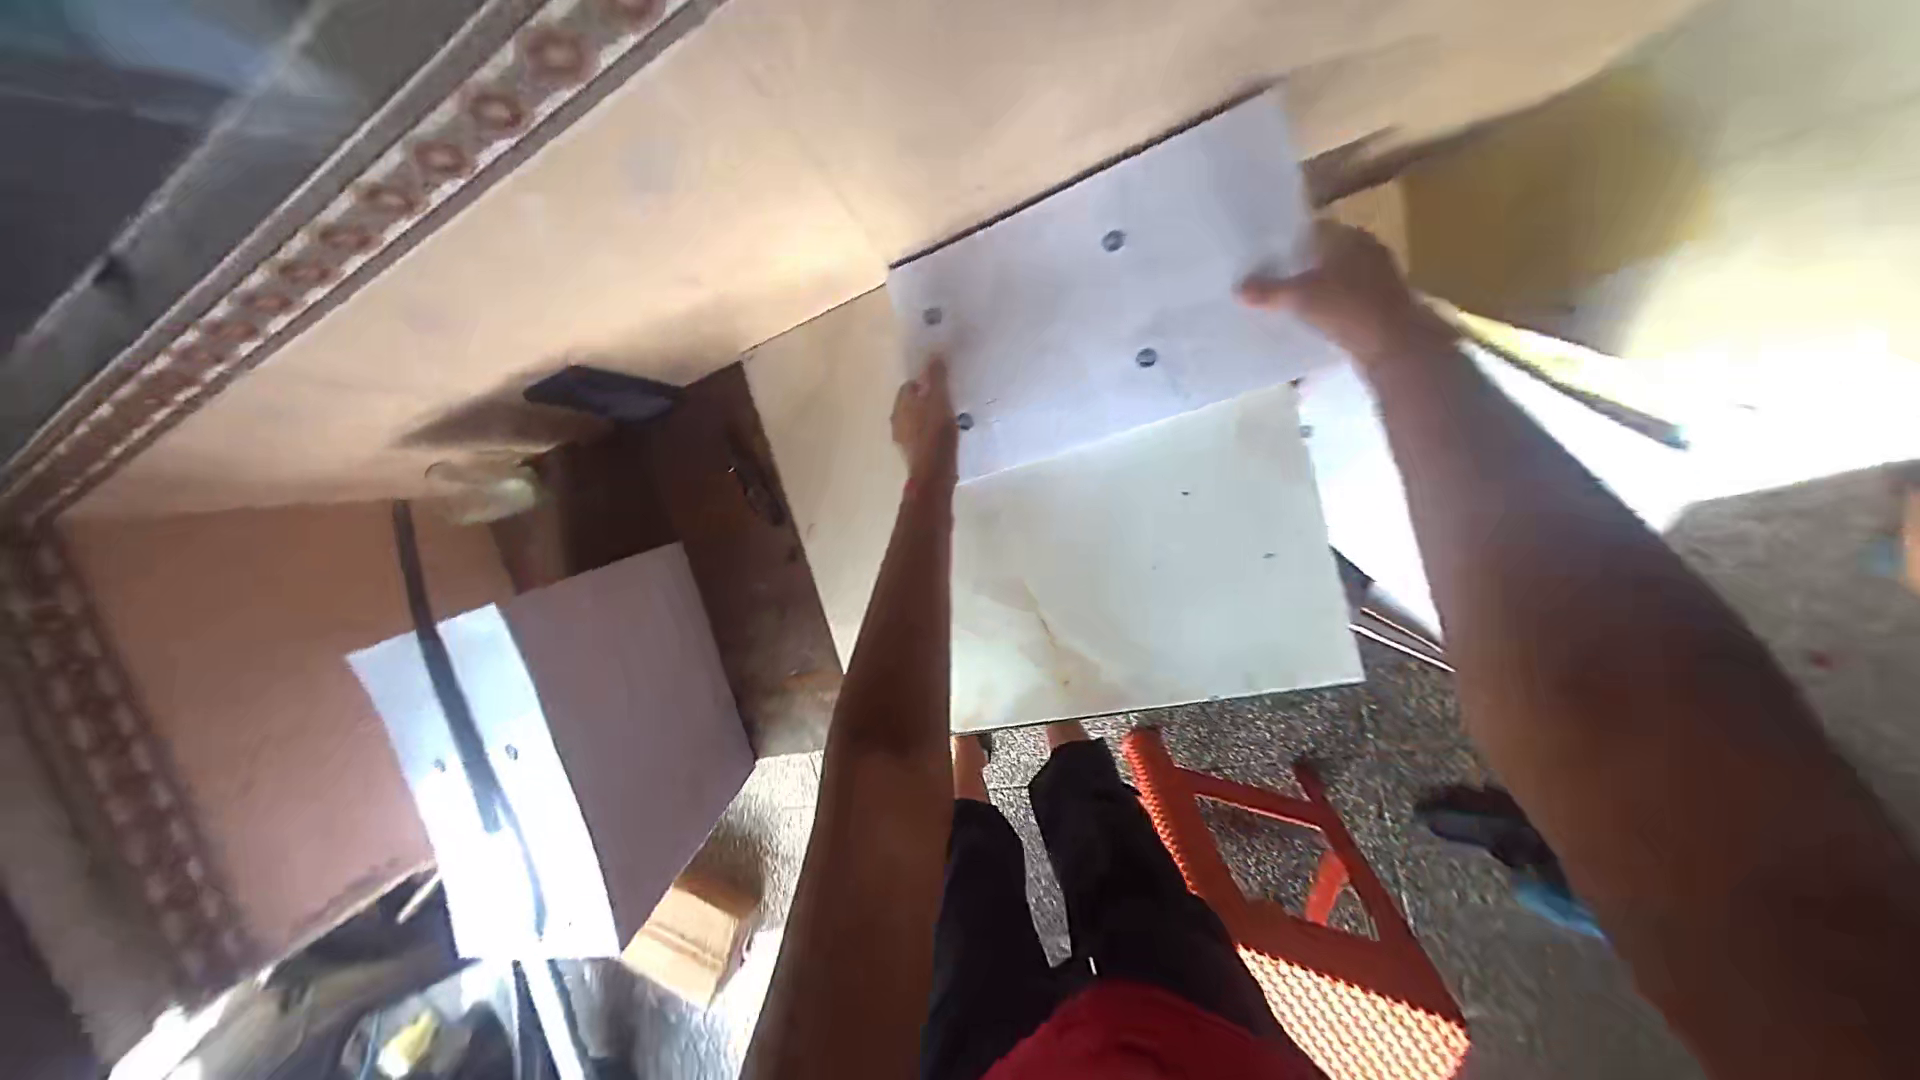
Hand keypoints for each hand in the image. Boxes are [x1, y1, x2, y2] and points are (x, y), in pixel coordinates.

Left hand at [892, 356, 957, 482]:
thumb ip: (936, 379)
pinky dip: (930, 433)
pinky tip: (944, 437)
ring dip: (927, 417)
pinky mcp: (912, 455)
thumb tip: (933, 356)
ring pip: (915, 421)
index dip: (926, 382)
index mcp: (901, 405)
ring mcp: (903, 440)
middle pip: (911, 403)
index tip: (941, 384)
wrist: (934, 474)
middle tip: (946, 401)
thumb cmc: (936, 434)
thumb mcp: (940, 401)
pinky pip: (921, 437)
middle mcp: (896, 421)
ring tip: (948, 418)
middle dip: (926, 400)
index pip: (910, 385)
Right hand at [1238, 222, 1451, 364]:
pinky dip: (1324, 307)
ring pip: (1332, 277)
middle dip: (1296, 268)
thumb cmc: (1347, 307)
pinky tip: (1307, 320)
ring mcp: (1374, 277)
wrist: (1393, 342)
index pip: (1311, 230)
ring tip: (1282, 304)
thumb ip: (1267, 291)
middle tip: (1266, 283)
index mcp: (1348, 237)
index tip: (1262, 258)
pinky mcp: (1377, 303)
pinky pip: (1342, 299)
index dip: (1286, 243)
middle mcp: (1365, 250)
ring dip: (1311, 289)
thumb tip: (1238, 288)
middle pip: (1321, 255)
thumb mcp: (1299, 298)